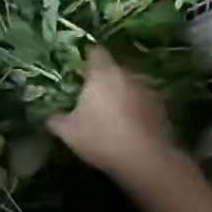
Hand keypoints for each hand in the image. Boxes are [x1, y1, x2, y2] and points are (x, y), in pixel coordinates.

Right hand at [46, 47, 176, 179]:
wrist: (144, 159)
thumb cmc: (100, 138)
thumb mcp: (68, 131)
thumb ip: (55, 119)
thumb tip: (49, 116)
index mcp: (102, 73)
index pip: (95, 52)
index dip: (86, 59)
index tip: (78, 72)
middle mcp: (127, 74)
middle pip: (113, 69)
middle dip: (103, 79)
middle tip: (90, 97)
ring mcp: (147, 89)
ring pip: (129, 85)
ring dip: (121, 94)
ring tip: (111, 114)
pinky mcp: (162, 107)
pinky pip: (143, 101)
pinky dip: (135, 108)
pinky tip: (128, 126)